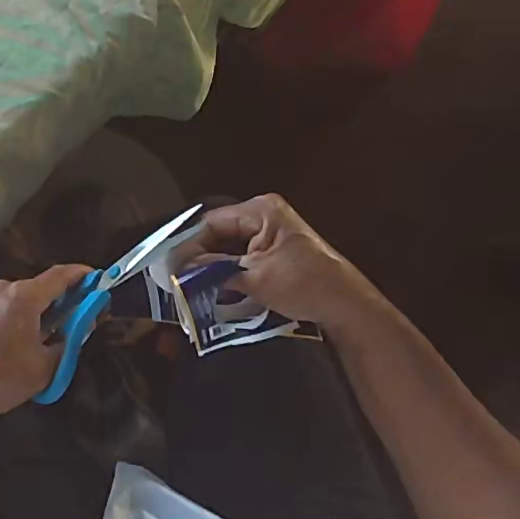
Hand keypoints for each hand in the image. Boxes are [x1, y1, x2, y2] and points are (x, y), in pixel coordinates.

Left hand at [0, 264, 91, 421]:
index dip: (84, 275)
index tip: (102, 280)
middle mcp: (8, 289)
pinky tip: (45, 332)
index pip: (62, 275)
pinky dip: (36, 312)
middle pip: (47, 283)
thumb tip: (85, 326)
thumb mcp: (46, 365)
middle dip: (71, 294)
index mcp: (24, 296)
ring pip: (33, 295)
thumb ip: (70, 341)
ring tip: (71, 325)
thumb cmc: (1, 378)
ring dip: (53, 306)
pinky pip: (19, 304)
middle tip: (92, 309)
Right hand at [179, 194, 395, 336]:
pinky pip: (243, 257)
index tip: (171, 266)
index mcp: (261, 210)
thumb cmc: (303, 284)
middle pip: (220, 233)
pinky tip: (213, 288)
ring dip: (213, 266)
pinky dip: (229, 271)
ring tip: (189, 284)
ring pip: (230, 247)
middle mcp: (265, 215)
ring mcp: (272, 234)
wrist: (348, 307)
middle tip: (177, 277)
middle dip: (200, 256)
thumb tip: (178, 270)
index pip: (212, 221)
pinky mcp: (277, 253)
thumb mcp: (253, 276)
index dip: (190, 244)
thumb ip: (212, 269)